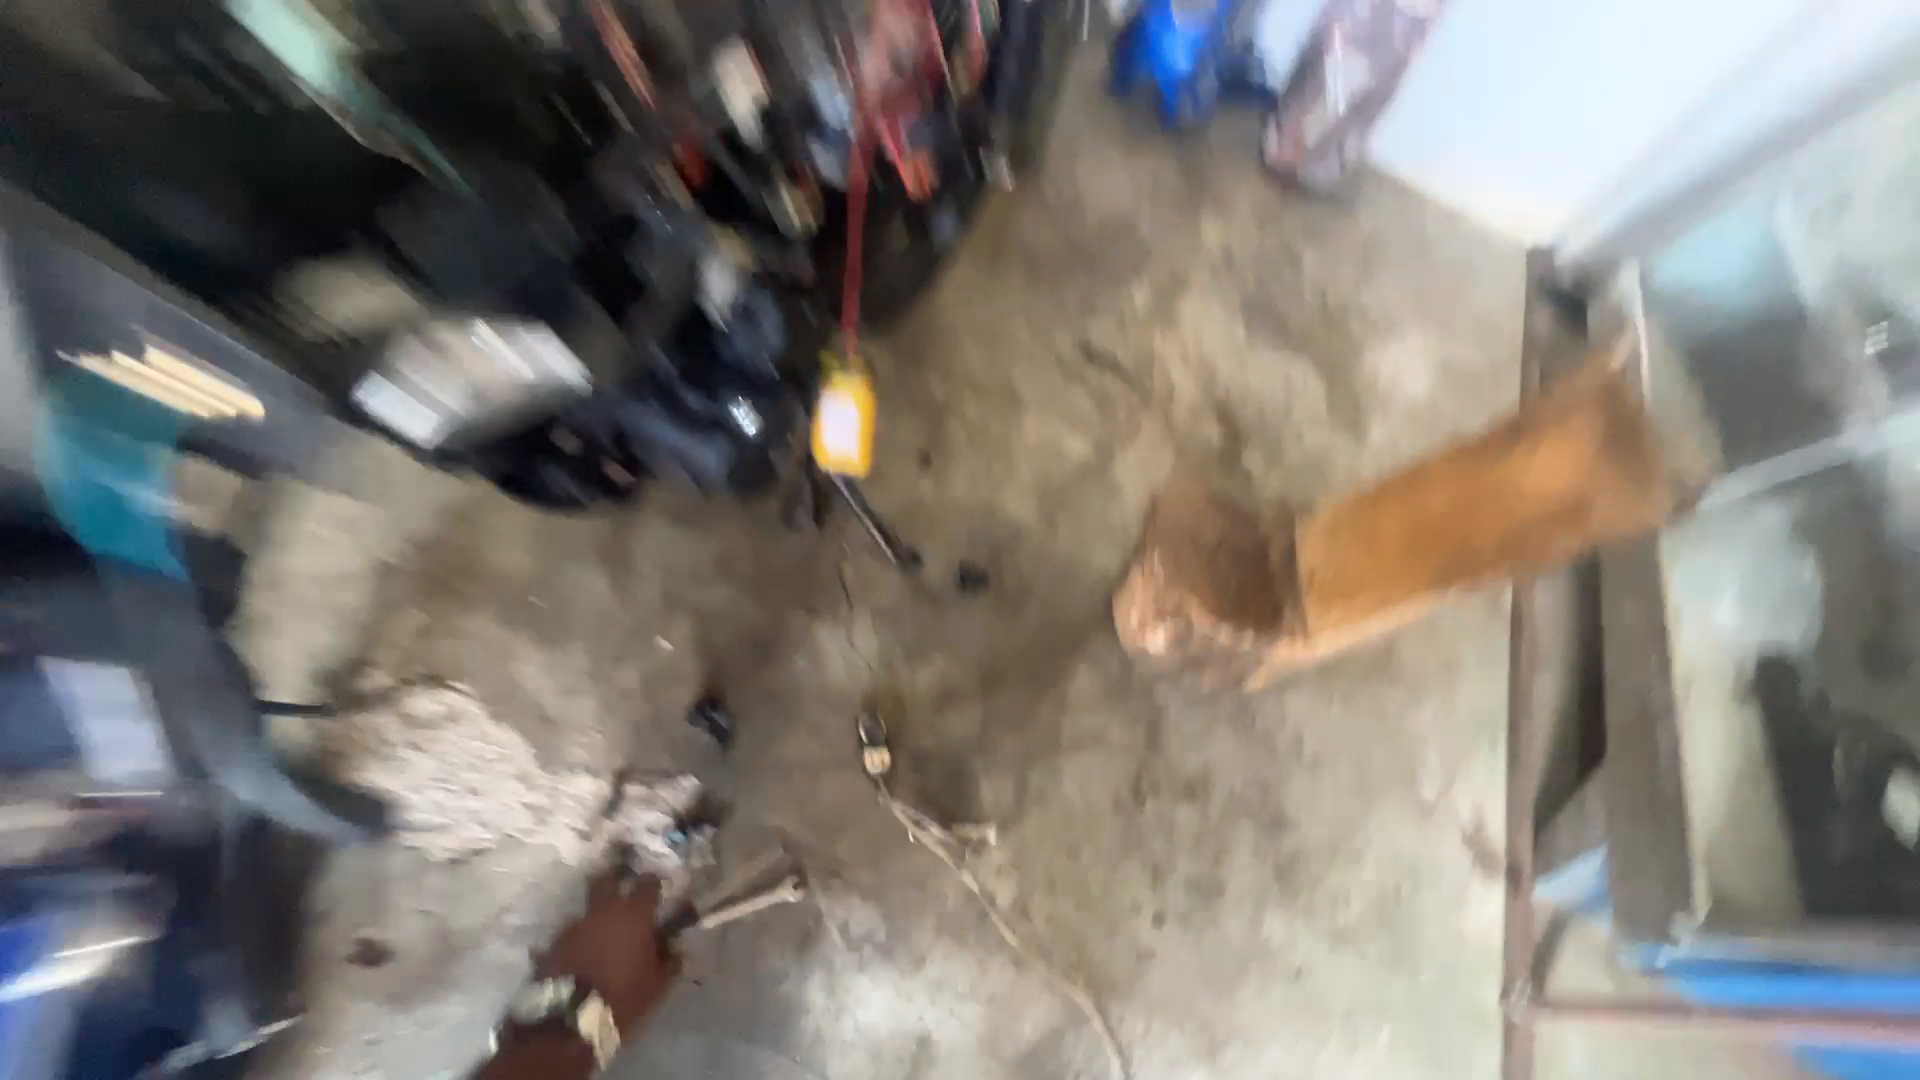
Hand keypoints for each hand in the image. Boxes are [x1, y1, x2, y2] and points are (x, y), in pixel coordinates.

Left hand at [535, 870, 682, 1034]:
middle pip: (607, 880)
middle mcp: (604, 911)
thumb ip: (670, 962)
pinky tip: (580, 956)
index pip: (648, 883)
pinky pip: (569, 936)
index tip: (658, 887)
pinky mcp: (553, 946)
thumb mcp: (656, 985)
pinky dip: (577, 941)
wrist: (567, 1022)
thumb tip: (677, 950)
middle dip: (615, 881)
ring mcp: (575, 926)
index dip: (654, 883)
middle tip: (621, 891)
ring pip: (587, 910)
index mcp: (635, 915)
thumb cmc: (622, 997)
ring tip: (600, 934)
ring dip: (595, 917)